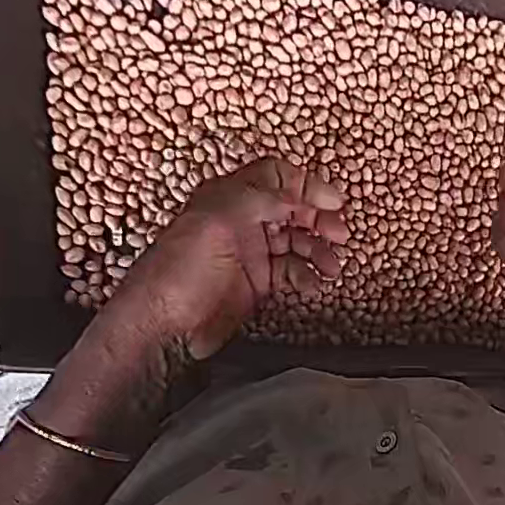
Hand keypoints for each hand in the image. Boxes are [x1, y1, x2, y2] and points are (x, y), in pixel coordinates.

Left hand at [107, 157, 348, 357]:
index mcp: (229, 198)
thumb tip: (294, 196)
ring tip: (332, 268)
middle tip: (340, 234)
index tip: (335, 201)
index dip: (307, 185)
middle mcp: (242, 221)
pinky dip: (306, 276)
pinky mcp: (257, 283)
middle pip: (292, 209)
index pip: (276, 177)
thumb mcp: (215, 223)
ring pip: (296, 243)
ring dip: (318, 252)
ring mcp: (251, 253)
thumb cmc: (180, 273)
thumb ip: (257, 200)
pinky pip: (291, 272)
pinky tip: (310, 286)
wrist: (164, 327)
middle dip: (319, 219)